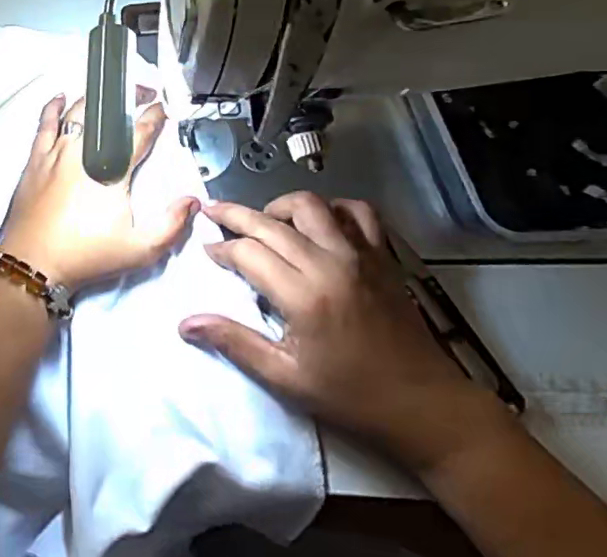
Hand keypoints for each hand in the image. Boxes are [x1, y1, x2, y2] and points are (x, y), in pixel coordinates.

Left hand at [0, 95, 197, 292]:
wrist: (32, 265)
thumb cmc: (85, 257)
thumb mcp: (139, 250)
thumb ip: (171, 225)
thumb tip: (191, 201)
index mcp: (112, 170)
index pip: (139, 132)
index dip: (155, 116)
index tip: (162, 109)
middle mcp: (84, 153)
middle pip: (108, 112)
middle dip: (129, 97)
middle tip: (142, 94)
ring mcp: (57, 153)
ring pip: (78, 112)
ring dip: (97, 100)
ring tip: (110, 96)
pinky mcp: (36, 159)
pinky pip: (45, 124)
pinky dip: (54, 107)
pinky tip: (60, 98)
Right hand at [179, 192, 511, 472]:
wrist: (419, 401)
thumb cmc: (349, 395)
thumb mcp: (286, 378)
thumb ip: (236, 343)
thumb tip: (187, 323)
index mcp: (302, 294)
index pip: (249, 252)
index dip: (222, 248)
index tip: (207, 251)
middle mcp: (328, 261)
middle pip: (271, 222)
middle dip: (236, 214)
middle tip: (214, 212)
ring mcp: (359, 252)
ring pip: (311, 205)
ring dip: (281, 206)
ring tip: (266, 220)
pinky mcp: (382, 253)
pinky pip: (358, 211)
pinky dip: (334, 208)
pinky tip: (322, 222)